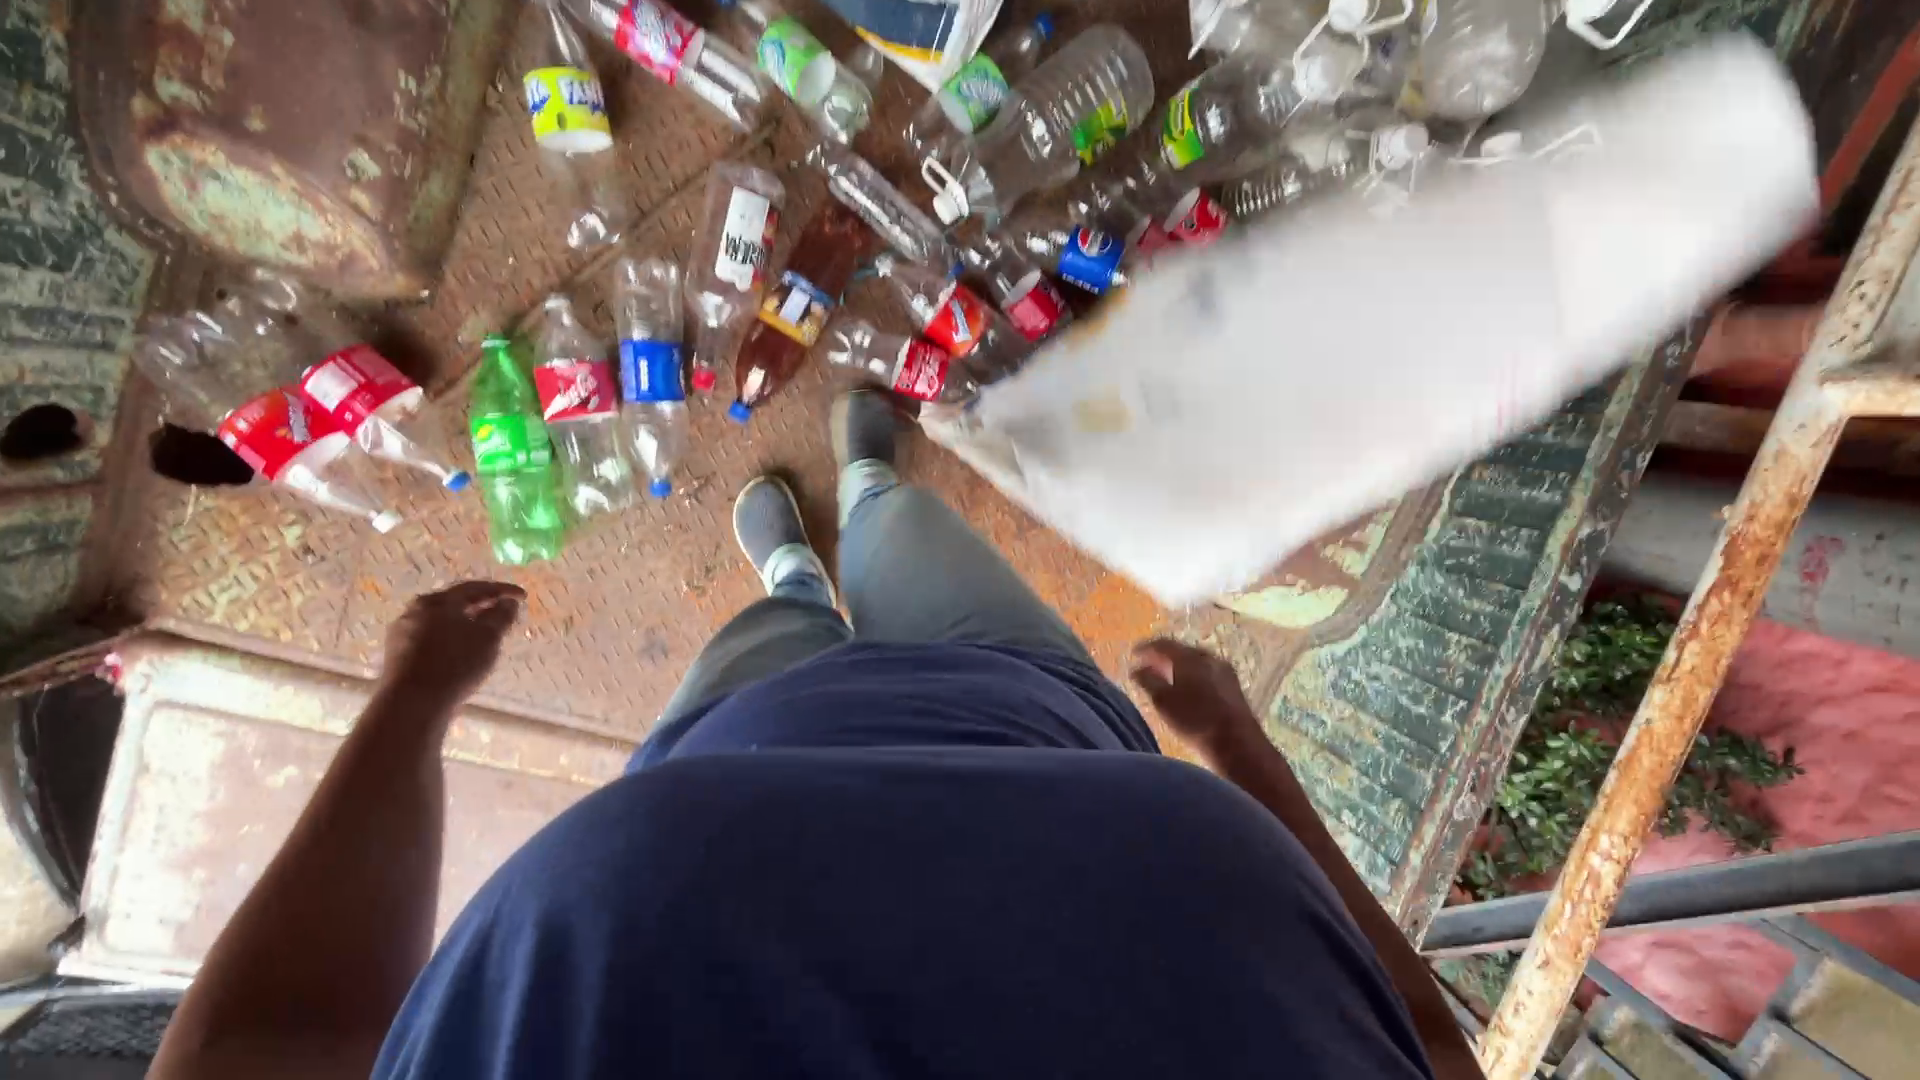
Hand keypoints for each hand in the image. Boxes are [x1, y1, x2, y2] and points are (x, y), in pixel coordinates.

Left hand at [378, 581, 525, 708]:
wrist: (412, 703)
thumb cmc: (456, 664)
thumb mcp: (489, 637)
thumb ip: (502, 615)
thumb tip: (508, 602)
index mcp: (438, 601)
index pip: (476, 587)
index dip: (502, 590)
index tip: (523, 595)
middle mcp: (416, 610)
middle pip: (455, 602)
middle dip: (481, 604)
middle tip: (502, 609)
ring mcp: (402, 632)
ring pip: (442, 620)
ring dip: (466, 621)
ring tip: (484, 631)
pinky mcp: (398, 653)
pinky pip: (431, 636)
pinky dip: (451, 636)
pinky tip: (462, 649)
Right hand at [1129, 638, 1264, 758]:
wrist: (1237, 743)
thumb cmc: (1194, 721)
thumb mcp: (1162, 701)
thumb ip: (1147, 680)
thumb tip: (1136, 669)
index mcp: (1188, 657)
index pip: (1163, 644)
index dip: (1146, 648)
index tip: (1133, 653)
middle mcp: (1208, 657)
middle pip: (1181, 650)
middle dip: (1163, 657)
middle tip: (1149, 665)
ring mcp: (1224, 670)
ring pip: (1196, 662)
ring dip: (1179, 667)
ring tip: (1166, 678)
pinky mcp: (1233, 685)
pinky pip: (1207, 672)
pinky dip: (1193, 675)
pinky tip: (1187, 689)